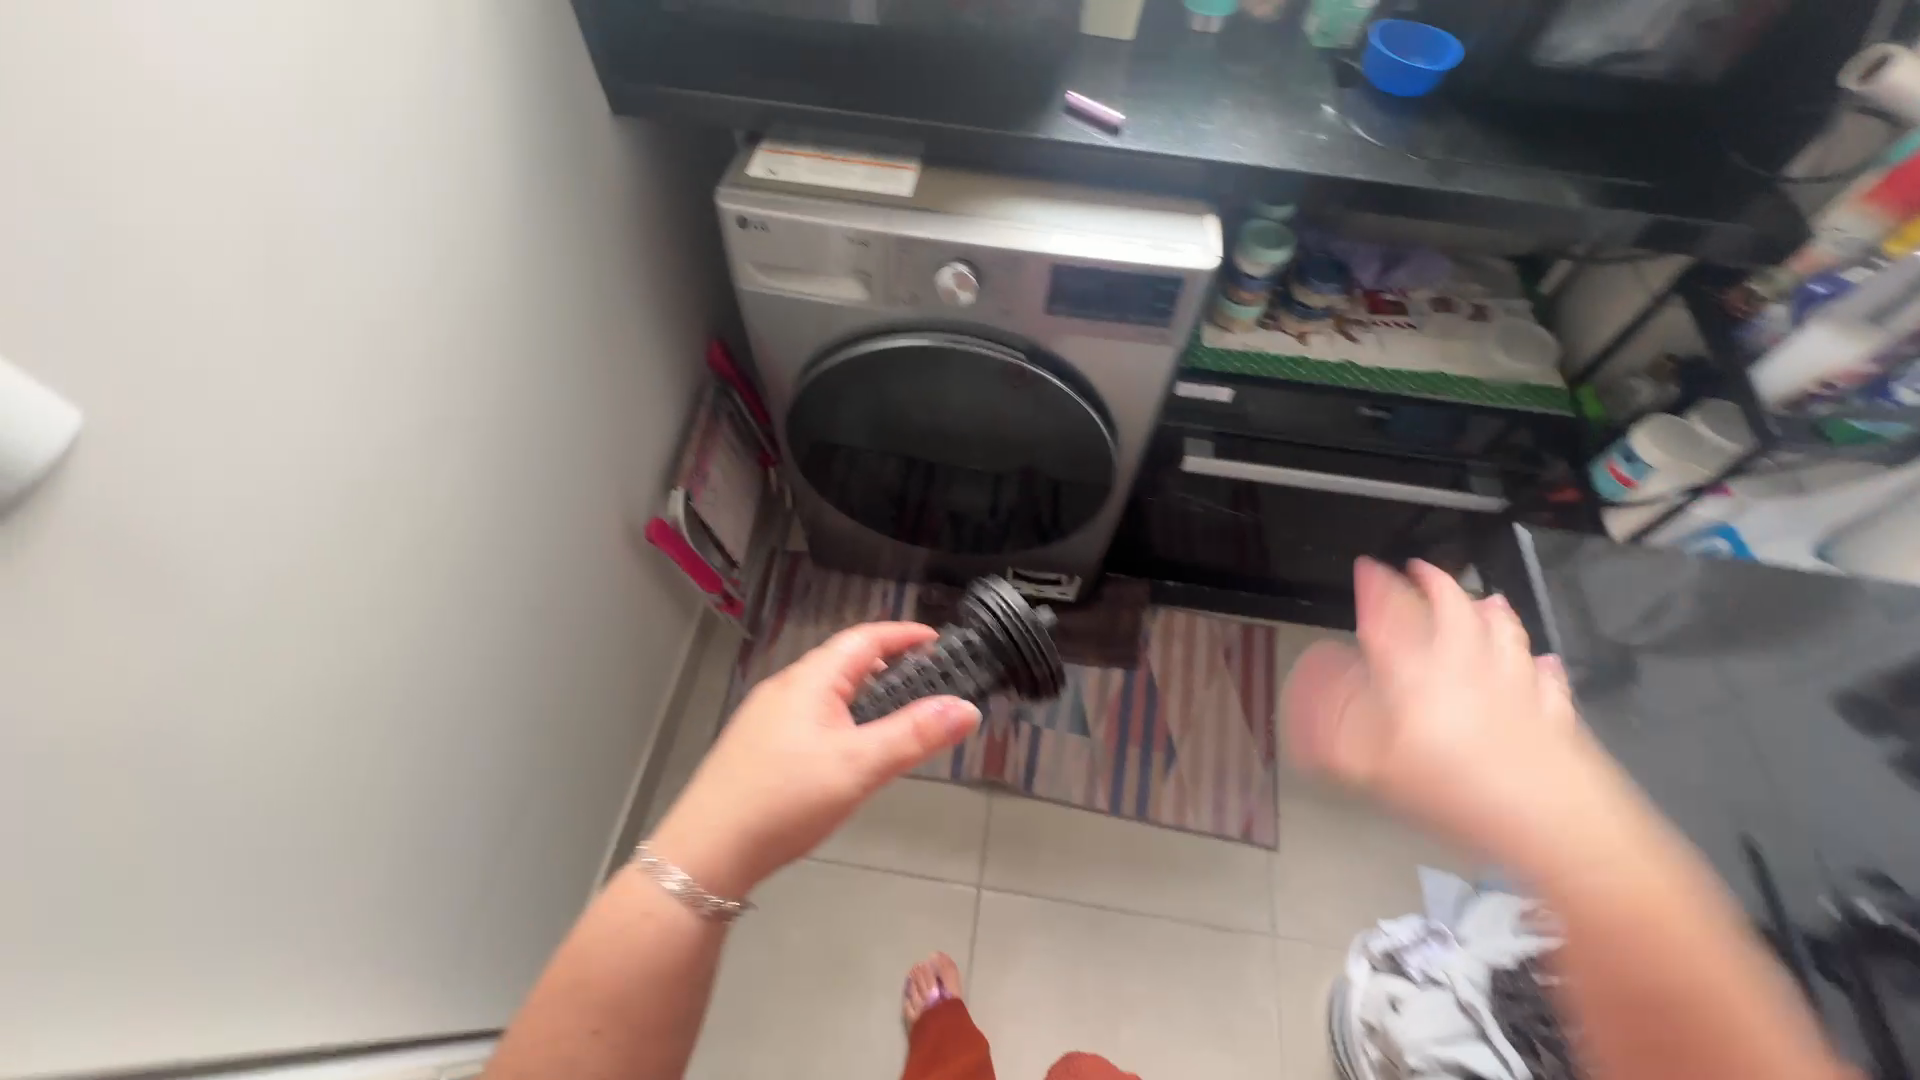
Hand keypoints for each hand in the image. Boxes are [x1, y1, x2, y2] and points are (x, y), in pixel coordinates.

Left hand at [648, 622, 981, 898]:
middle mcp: (785, 687)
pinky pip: (810, 715)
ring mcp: (766, 716)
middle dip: (888, 665)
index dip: (903, 635)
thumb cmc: (785, 800)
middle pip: (844, 661)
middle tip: (926, 684)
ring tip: (895, 719)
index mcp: (810, 680)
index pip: (864, 638)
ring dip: (864, 694)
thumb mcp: (859, 767)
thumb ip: (914, 735)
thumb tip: (966, 707)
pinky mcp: (757, 745)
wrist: (706, 852)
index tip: (938, 640)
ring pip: (826, 691)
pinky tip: (847, 753)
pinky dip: (842, 718)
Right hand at [1281, 557, 1588, 857]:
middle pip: (1454, 612)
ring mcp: (1517, 686)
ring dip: (1491, 612)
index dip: (1378, 588)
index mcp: (1418, 674)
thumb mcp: (1371, 765)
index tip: (1368, 567)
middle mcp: (1468, 667)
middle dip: (1435, 584)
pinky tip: (1542, 662)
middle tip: (1420, 570)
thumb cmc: (1455, 793)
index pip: (1392, 617)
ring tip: (1485, 599)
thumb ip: (1334, 722)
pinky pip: (1547, 679)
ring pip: (1504, 634)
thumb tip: (1314, 685)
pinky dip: (1541, 666)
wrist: (1554, 826)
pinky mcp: (1555, 712)